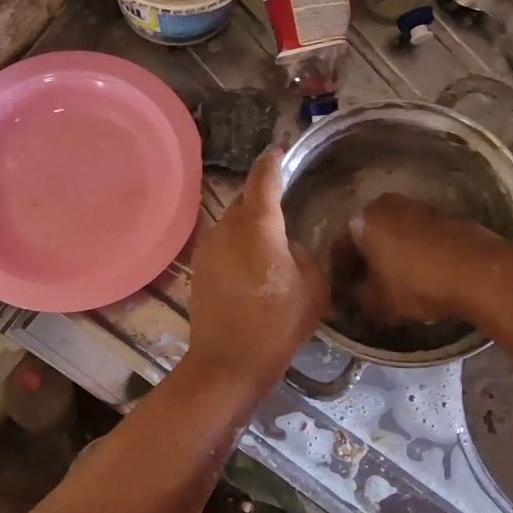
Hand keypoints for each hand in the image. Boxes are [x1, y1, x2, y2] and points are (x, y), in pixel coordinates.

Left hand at [185, 149, 328, 386]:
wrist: (227, 362)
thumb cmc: (277, 325)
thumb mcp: (313, 289)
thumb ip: (306, 256)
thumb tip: (291, 247)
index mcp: (258, 227)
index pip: (263, 179)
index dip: (273, 161)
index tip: (281, 150)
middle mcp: (228, 228)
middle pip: (246, 200)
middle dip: (264, 197)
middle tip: (286, 204)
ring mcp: (208, 247)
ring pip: (233, 222)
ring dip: (250, 224)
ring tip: (272, 241)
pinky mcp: (199, 267)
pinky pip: (223, 243)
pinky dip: (238, 244)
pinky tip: (253, 265)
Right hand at [348, 194, 501, 324]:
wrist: (479, 271)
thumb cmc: (417, 283)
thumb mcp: (380, 302)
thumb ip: (359, 301)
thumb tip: (352, 300)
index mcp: (363, 220)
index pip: (340, 248)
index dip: (338, 276)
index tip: (341, 297)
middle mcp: (387, 205)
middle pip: (367, 238)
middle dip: (365, 263)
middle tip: (365, 290)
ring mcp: (420, 208)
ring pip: (395, 236)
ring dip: (391, 258)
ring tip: (394, 286)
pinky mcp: (446, 218)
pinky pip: (419, 238)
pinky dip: (414, 255)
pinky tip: (421, 277)